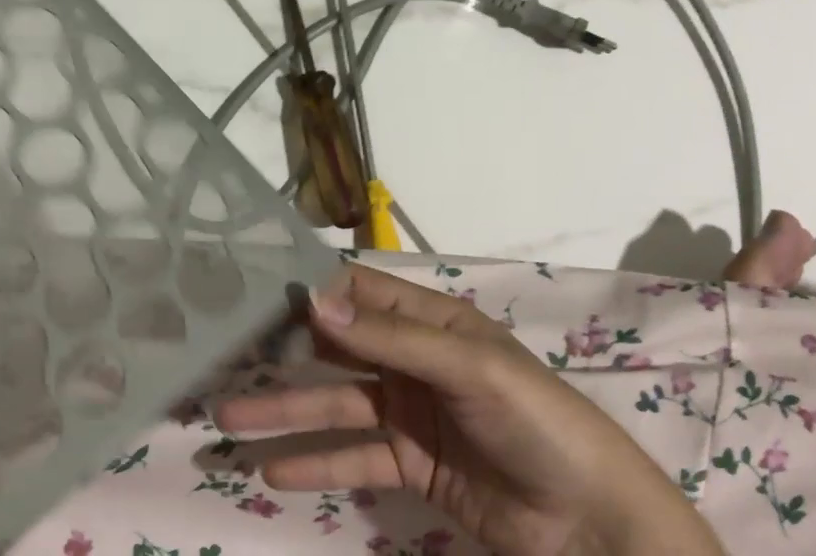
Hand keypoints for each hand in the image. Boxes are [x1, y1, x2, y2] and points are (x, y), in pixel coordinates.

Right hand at [215, 265, 723, 555]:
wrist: (593, 524)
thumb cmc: (537, 423)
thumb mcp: (468, 369)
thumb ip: (390, 338)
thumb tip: (312, 301)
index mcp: (431, 322)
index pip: (357, 294)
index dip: (309, 292)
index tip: (251, 295)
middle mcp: (413, 360)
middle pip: (335, 349)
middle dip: (282, 354)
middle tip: (222, 358)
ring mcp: (409, 413)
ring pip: (333, 404)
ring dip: (283, 413)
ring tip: (227, 421)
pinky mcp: (411, 465)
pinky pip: (351, 457)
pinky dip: (313, 463)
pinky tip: (272, 471)